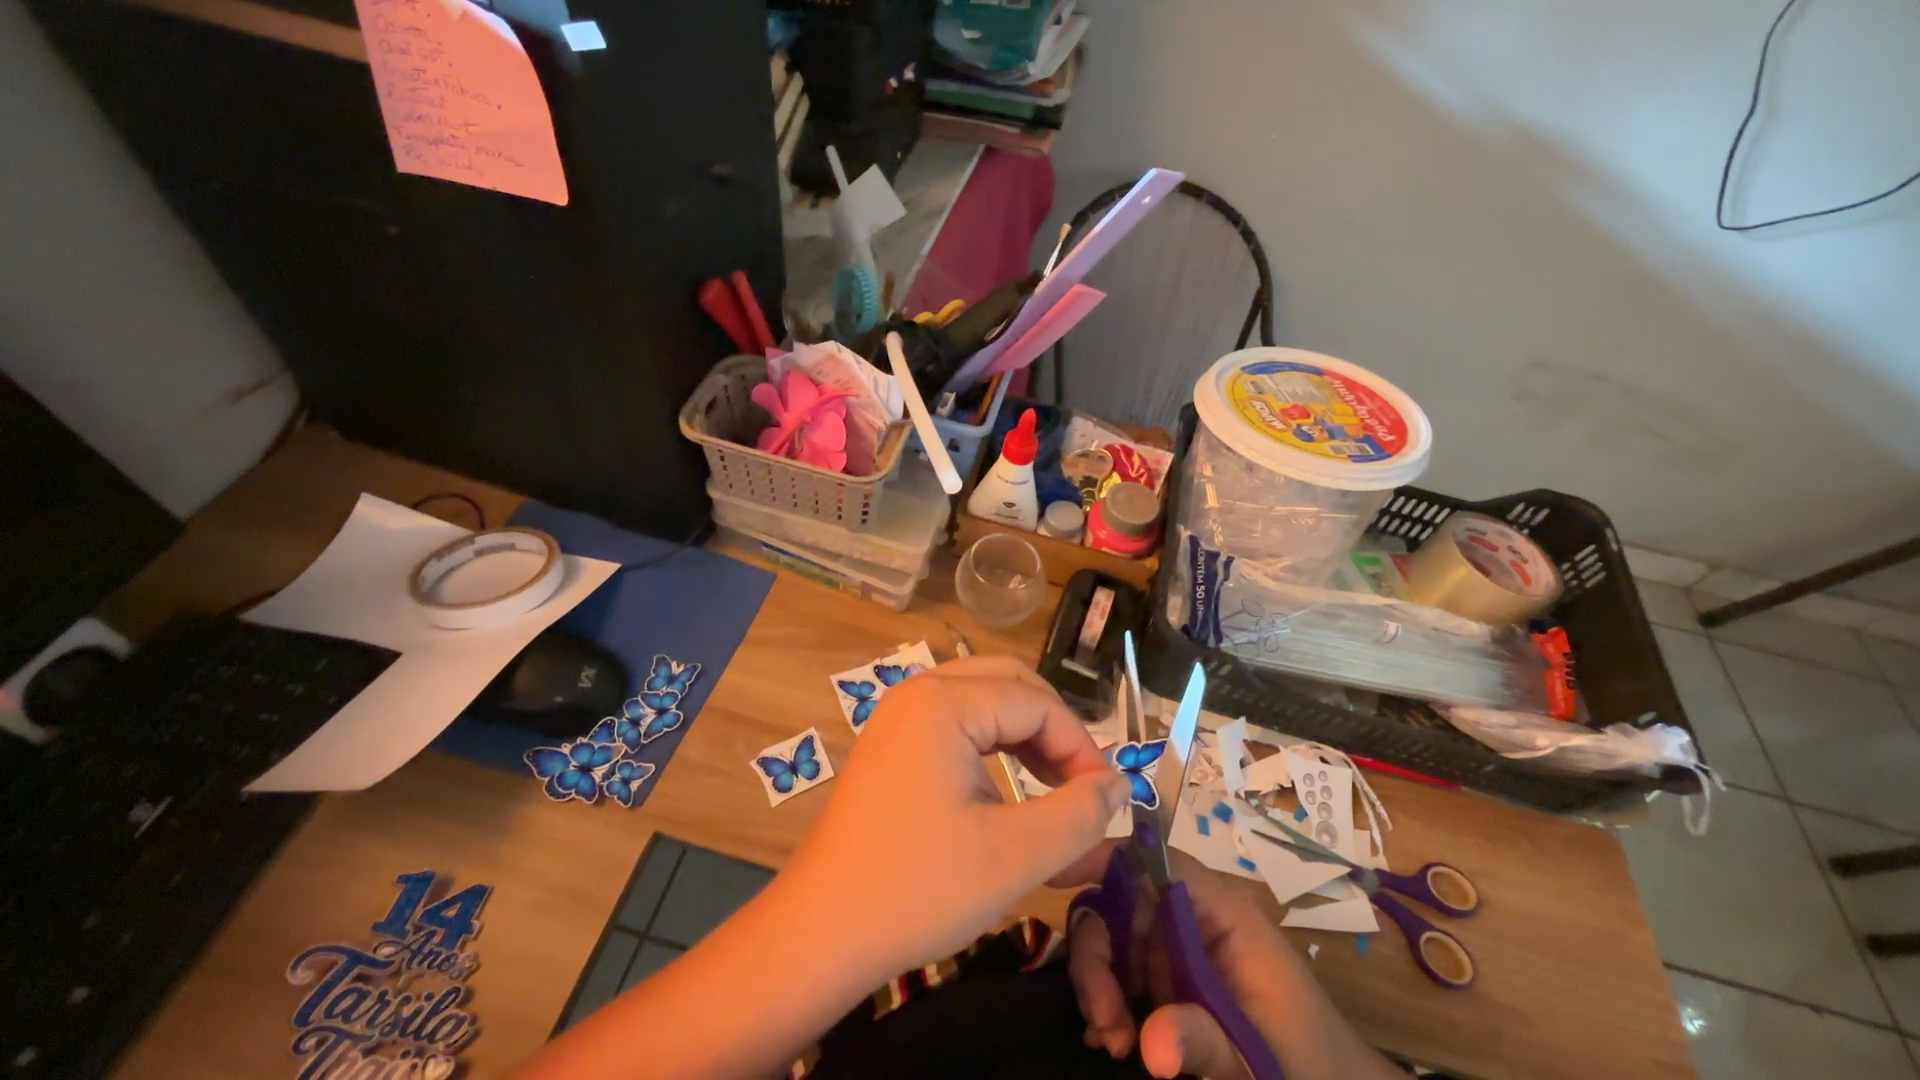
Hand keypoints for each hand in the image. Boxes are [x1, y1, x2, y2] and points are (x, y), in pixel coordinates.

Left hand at [781, 655, 1131, 978]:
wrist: (821, 933)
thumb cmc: (919, 890)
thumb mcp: (1016, 855)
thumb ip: (1080, 813)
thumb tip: (1119, 784)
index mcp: (943, 704)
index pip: (1037, 705)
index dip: (1082, 748)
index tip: (1108, 801)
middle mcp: (917, 694)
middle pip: (1010, 685)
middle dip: (1055, 731)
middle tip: (1083, 784)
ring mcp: (897, 718)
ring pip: (983, 701)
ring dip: (1026, 735)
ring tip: (1056, 787)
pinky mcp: (889, 746)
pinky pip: (955, 724)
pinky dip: (992, 747)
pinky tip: (1010, 788)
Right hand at [1069, 852, 1397, 1079]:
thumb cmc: (1309, 1066)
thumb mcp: (1257, 1061)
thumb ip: (1205, 1043)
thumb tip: (1148, 1044)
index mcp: (1223, 915)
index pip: (1156, 862)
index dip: (1104, 857)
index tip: (1055, 876)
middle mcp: (1195, 922)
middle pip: (1122, 904)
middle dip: (1097, 956)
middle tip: (1103, 1022)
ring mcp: (1181, 951)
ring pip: (1115, 941)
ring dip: (1100, 987)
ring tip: (1113, 1043)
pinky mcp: (1173, 983)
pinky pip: (1123, 975)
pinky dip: (1108, 1003)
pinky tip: (1111, 1041)